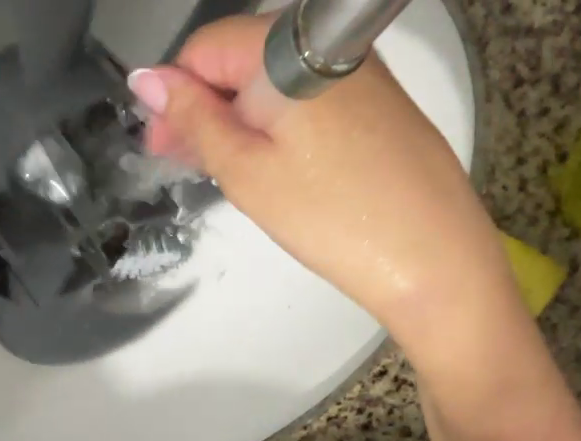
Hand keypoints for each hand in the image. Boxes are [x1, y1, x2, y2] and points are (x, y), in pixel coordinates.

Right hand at [131, 16, 507, 324]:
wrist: (430, 254)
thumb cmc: (339, 217)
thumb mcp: (245, 171)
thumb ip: (195, 120)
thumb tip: (150, 82)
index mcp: (289, 49)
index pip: (205, 47)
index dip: (173, 96)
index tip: (159, 144)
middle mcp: (327, 46)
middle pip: (241, 62)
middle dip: (207, 110)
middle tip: (187, 167)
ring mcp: (359, 73)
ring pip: (275, 86)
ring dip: (242, 124)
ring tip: (231, 179)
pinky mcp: (377, 105)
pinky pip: (310, 104)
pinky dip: (280, 131)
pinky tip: (275, 173)